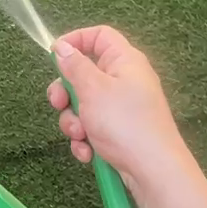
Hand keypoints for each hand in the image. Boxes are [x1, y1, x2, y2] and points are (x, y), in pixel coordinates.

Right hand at [47, 26, 184, 184]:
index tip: (54, 56)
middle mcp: (124, 80)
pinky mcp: (118, 132)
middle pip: (84, 73)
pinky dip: (85, 139)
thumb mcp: (93, 89)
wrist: (152, 171)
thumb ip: (74, 65)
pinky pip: (92, 127)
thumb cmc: (124, 123)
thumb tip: (61, 46)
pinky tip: (88, 152)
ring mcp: (121, 108)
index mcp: (124, 61)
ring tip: (80, 136)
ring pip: (83, 104)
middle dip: (66, 92)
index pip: (99, 36)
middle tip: (58, 103)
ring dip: (73, 121)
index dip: (75, 40)